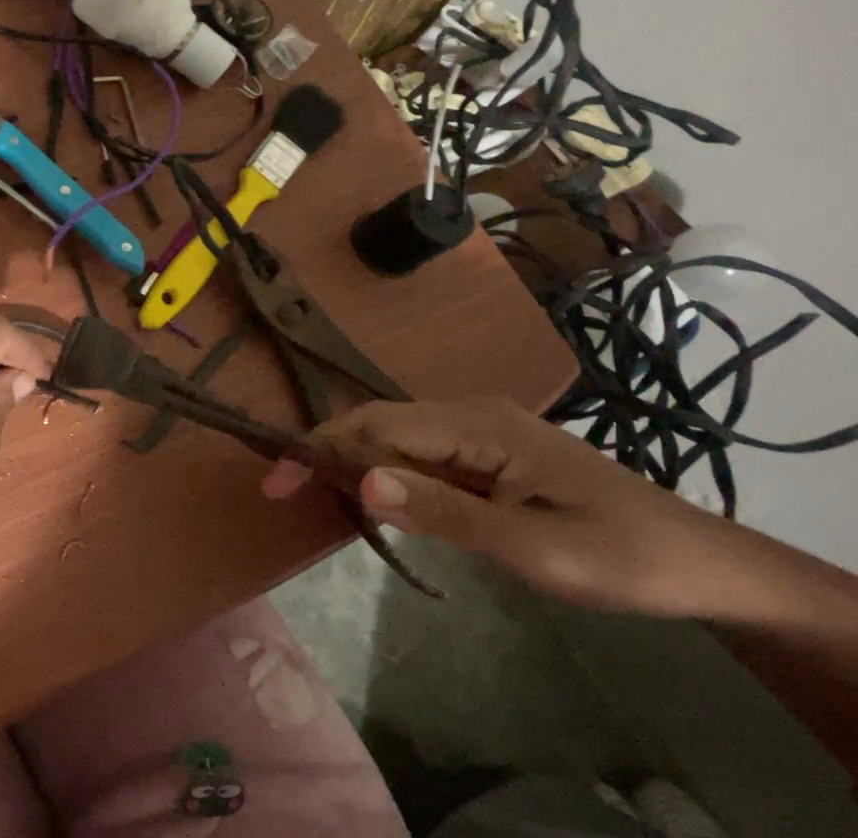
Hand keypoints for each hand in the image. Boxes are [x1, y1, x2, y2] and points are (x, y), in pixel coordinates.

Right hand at [264, 398, 754, 618]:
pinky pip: (418, 453)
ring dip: (353, 466)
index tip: (274, 483)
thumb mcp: (534, 548)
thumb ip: (446, 513)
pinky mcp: (487, 452)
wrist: (705, 566)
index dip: (319, 449)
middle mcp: (473, 414)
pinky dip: (386, 475)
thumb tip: (361, 482)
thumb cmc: (622, 558)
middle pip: (376, 424)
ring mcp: (481, 431)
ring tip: (324, 502)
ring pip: (393, 437)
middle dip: (326, 454)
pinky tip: (380, 502)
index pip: (375, 424)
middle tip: (286, 495)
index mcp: (480, 426)